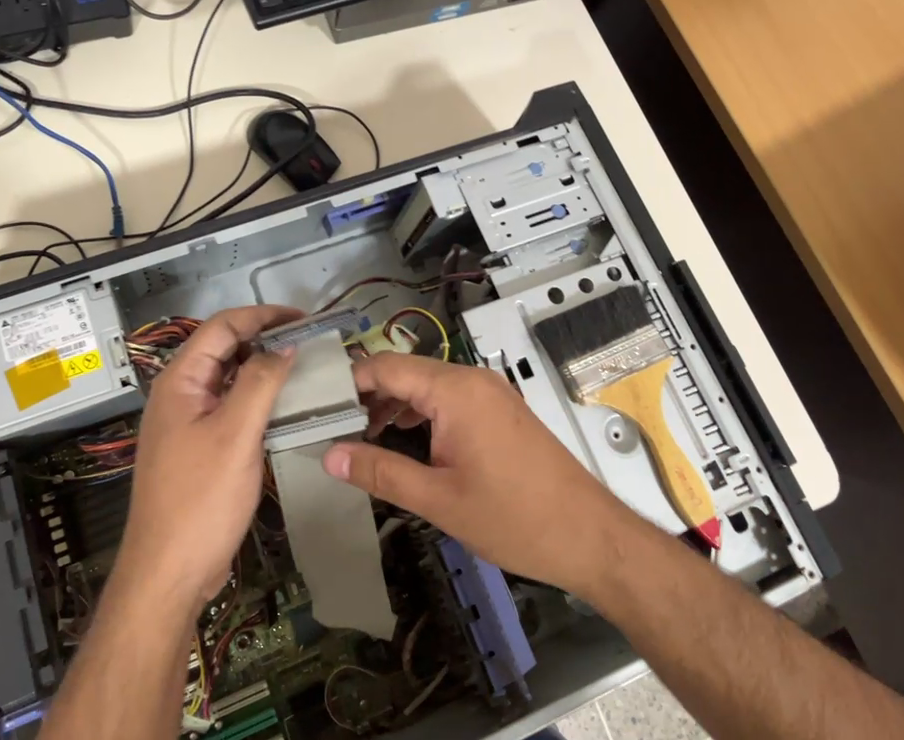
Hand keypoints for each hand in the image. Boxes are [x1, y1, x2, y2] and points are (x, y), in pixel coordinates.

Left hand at [119, 305, 301, 605]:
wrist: (168, 572)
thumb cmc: (200, 500)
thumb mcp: (235, 435)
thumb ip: (260, 383)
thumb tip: (284, 346)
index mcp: (180, 381)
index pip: (222, 327)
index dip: (262, 315)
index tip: (305, 319)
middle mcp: (179, 394)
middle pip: (224, 350)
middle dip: (265, 339)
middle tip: (311, 343)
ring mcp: (186, 423)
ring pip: (228, 380)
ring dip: (263, 370)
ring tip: (305, 371)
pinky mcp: (197, 449)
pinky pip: (229, 409)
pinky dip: (257, 400)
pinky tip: (284, 409)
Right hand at [321, 353, 632, 594]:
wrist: (591, 536)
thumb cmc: (514, 518)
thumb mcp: (438, 500)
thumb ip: (380, 471)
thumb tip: (329, 456)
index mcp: (455, 391)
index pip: (385, 366)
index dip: (346, 381)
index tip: (312, 403)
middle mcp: (472, 380)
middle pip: (405, 372)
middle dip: (365, 395)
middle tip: (327, 425)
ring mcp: (491, 393)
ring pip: (426, 386)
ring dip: (392, 406)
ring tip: (357, 438)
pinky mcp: (501, 411)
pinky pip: (448, 400)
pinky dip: (420, 414)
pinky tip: (400, 442)